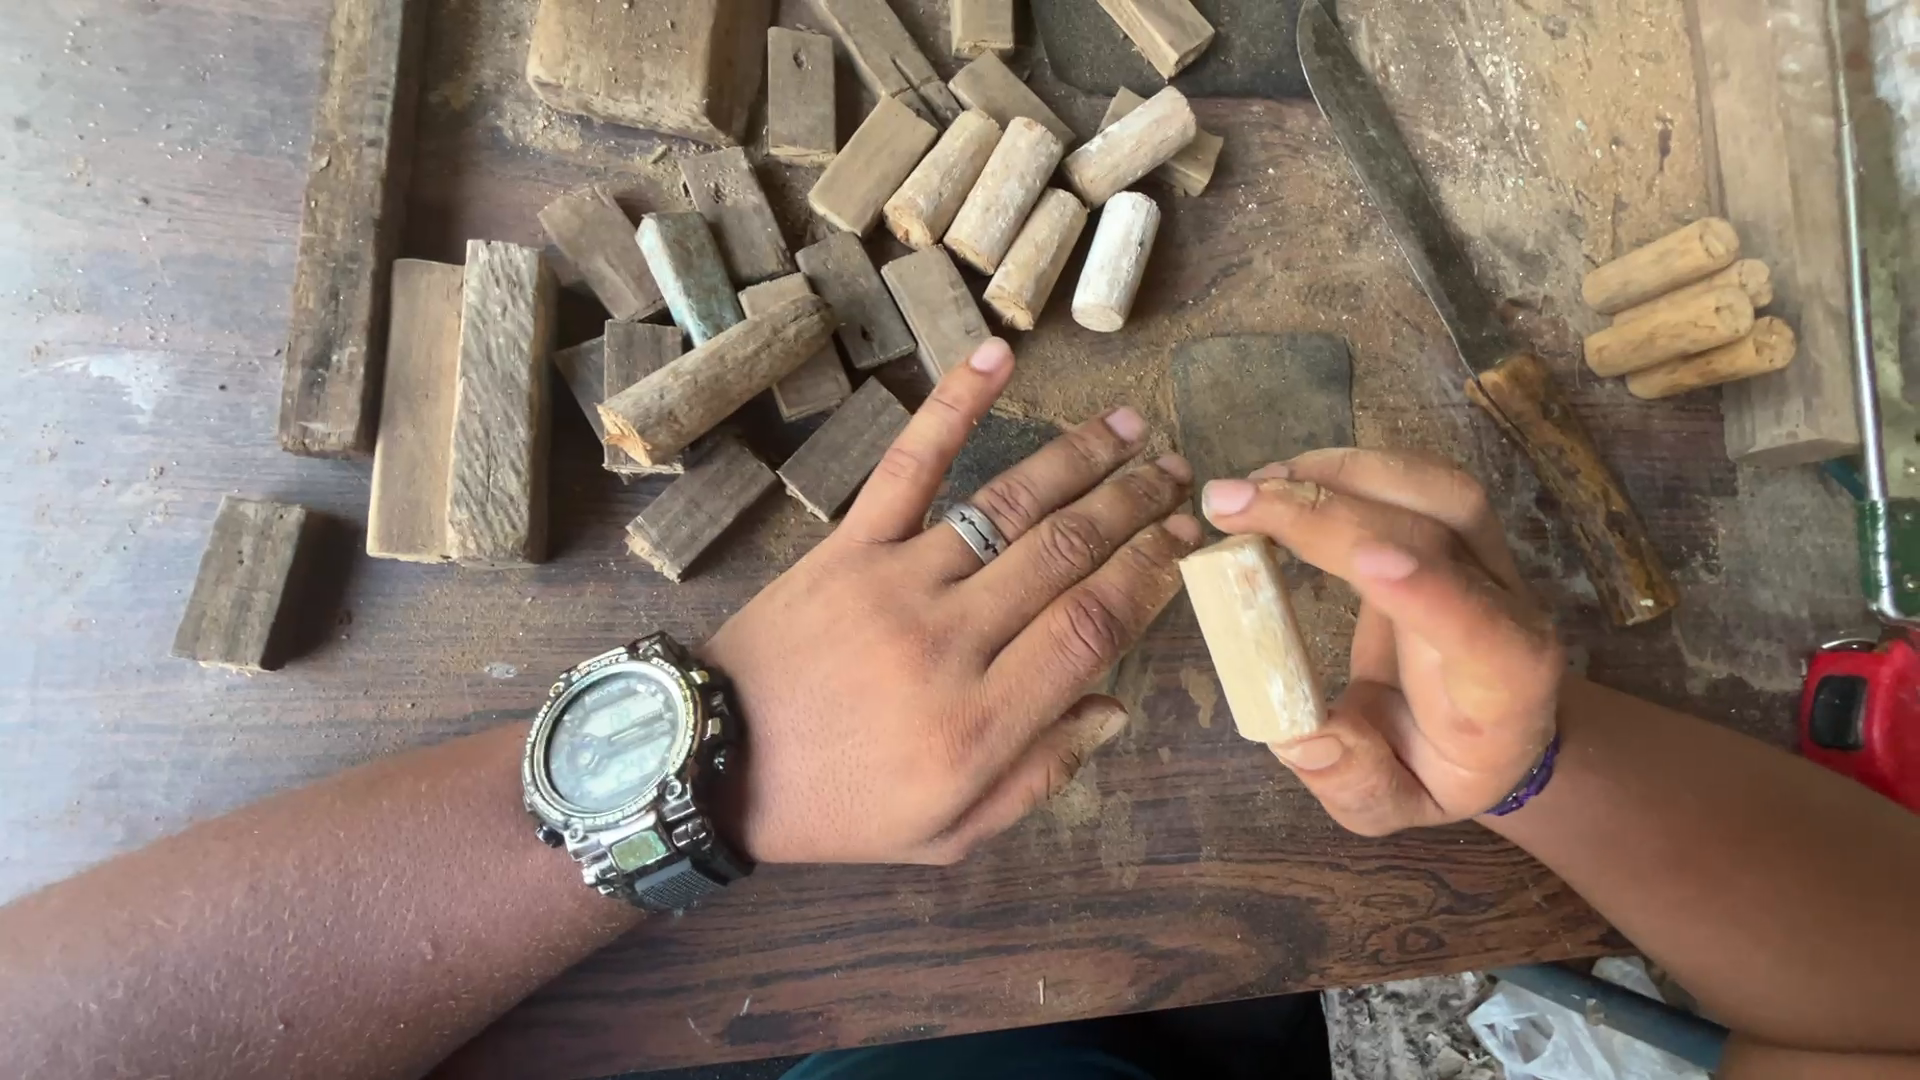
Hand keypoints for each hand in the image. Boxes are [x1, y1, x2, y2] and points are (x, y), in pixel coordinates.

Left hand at [705, 339, 1201, 864]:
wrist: (714, 762)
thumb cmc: (838, 806)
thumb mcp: (947, 833)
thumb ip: (1040, 774)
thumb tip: (1115, 705)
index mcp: (981, 724)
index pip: (1093, 627)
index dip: (1151, 574)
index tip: (1185, 541)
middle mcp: (948, 642)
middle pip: (1065, 554)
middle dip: (1134, 507)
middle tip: (1177, 476)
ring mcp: (894, 581)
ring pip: (1009, 505)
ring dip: (1080, 458)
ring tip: (1132, 428)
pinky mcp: (846, 545)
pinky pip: (909, 465)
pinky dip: (954, 404)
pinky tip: (999, 357)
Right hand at [1200, 449, 1563, 834]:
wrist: (1499, 725)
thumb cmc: (1438, 765)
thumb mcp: (1395, 803)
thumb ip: (1352, 780)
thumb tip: (1299, 736)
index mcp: (1499, 684)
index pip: (1476, 625)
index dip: (1426, 587)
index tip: (1362, 558)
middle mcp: (1508, 606)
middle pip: (1436, 531)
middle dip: (1329, 510)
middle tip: (1231, 504)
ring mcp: (1487, 558)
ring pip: (1433, 487)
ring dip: (1337, 472)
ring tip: (1253, 485)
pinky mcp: (1455, 530)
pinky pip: (1410, 479)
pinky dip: (1342, 468)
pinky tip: (1283, 479)